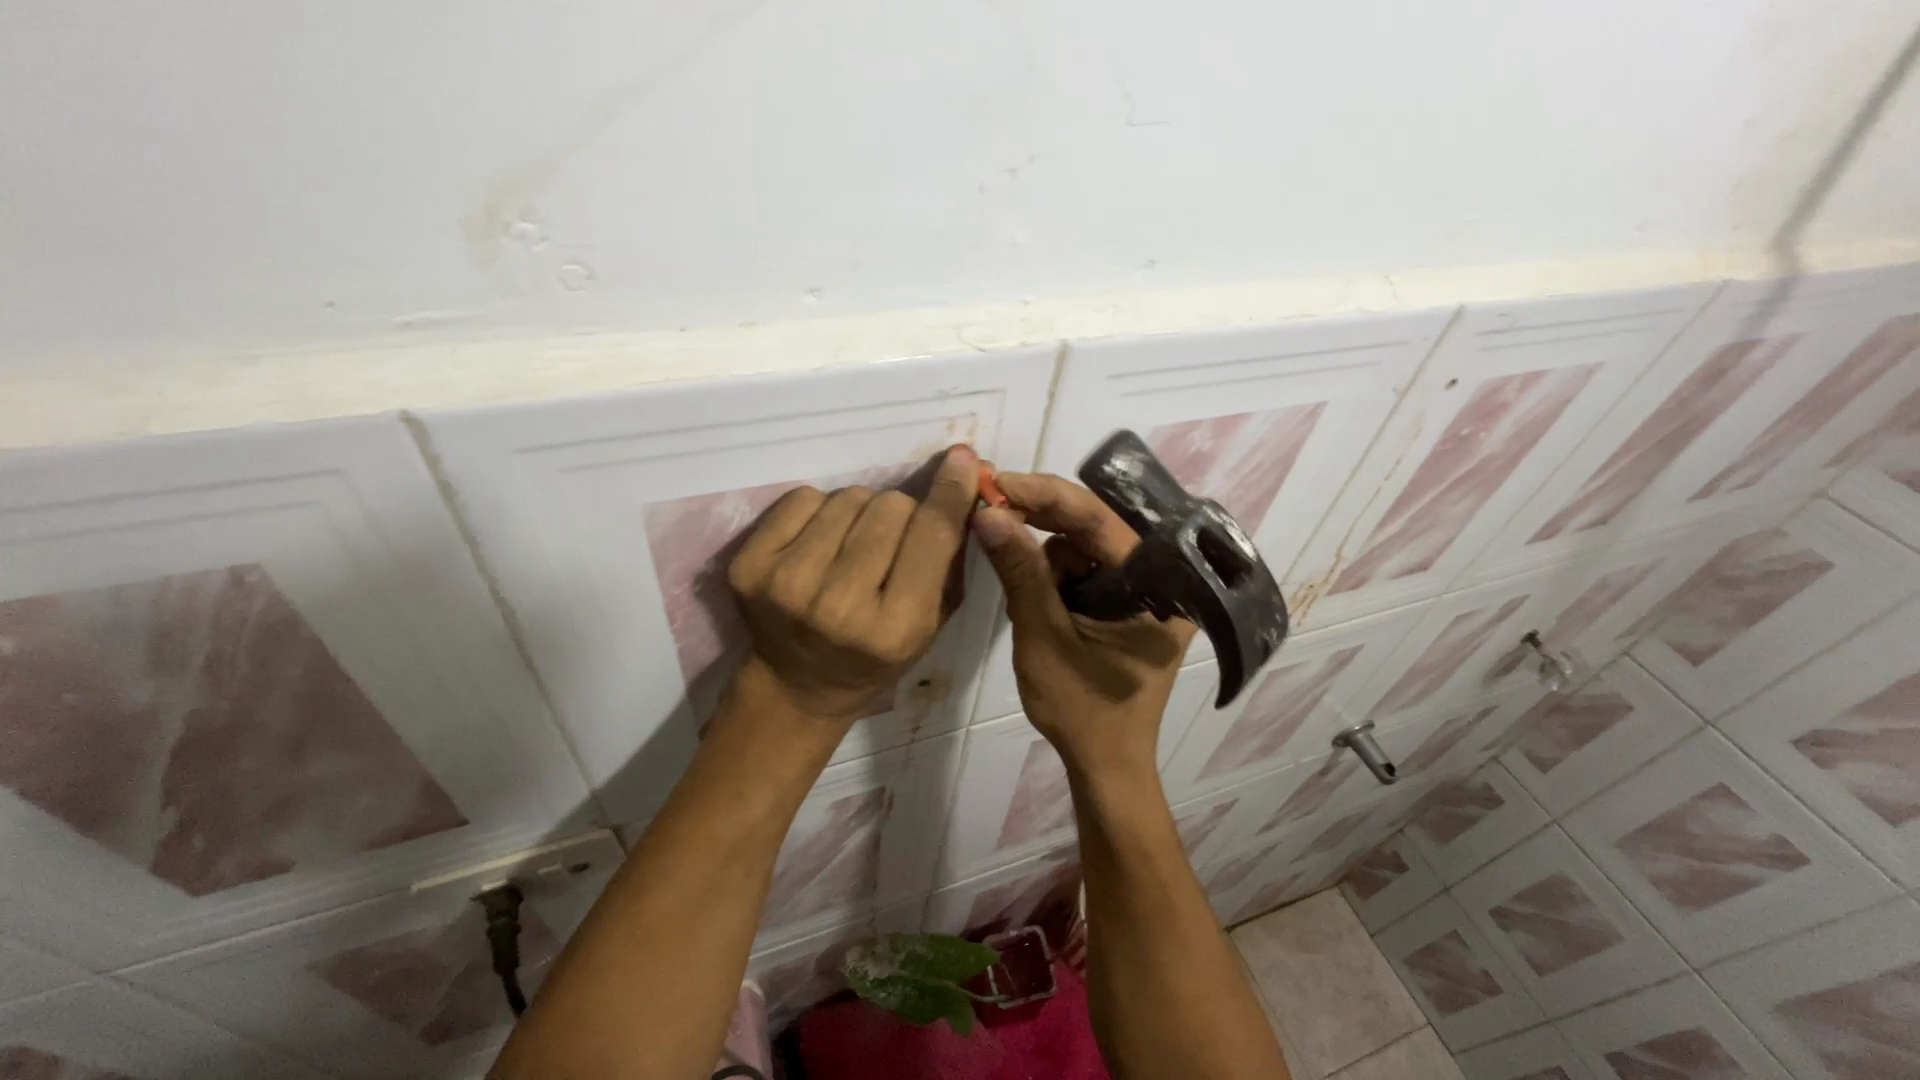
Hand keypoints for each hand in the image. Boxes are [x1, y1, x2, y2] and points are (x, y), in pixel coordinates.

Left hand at [726, 446, 979, 724]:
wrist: (799, 686)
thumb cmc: (879, 654)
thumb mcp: (932, 620)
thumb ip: (952, 554)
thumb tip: (965, 473)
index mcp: (895, 627)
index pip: (931, 533)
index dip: (950, 492)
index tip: (961, 459)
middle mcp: (839, 605)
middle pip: (890, 506)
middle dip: (900, 514)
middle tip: (891, 541)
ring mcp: (787, 585)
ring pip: (848, 497)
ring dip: (859, 512)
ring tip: (853, 545)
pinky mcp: (748, 567)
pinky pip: (802, 498)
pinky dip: (819, 511)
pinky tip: (818, 544)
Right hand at [970, 472, 1194, 774]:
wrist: (1107, 764)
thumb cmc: (1081, 710)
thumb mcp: (1043, 637)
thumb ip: (1020, 572)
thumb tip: (988, 513)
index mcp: (1158, 586)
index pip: (1098, 520)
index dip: (1043, 494)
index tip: (996, 482)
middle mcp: (1163, 580)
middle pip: (1095, 527)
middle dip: (1041, 521)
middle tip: (991, 512)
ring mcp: (1150, 592)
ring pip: (1087, 547)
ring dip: (1048, 558)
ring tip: (1025, 598)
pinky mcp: (1132, 604)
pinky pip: (1089, 570)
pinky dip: (1058, 576)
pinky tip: (1039, 602)